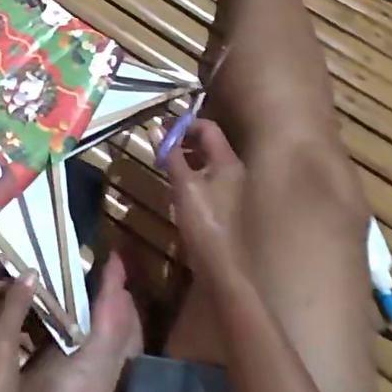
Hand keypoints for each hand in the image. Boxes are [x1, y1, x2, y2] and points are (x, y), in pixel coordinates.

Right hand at [166, 119, 249, 284]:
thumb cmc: (206, 222)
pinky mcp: (226, 206)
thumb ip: (172, 157)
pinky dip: (193, 176)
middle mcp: (234, 170)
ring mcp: (232, 189)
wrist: (224, 266)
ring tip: (166, 164)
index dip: (186, 124)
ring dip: (189, 159)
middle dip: (186, 141)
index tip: (163, 129)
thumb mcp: (184, 186)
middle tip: (161, 146)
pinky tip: (178, 188)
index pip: (208, 128)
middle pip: (211, 145)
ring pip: (209, 163)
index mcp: (227, 161)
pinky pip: (209, 180)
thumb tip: (156, 130)